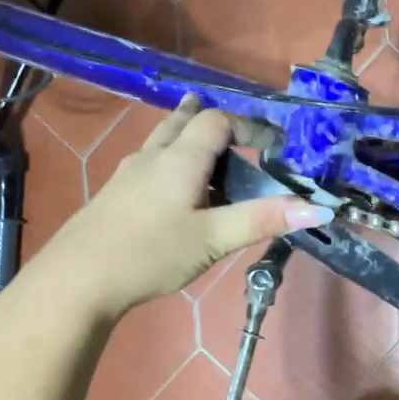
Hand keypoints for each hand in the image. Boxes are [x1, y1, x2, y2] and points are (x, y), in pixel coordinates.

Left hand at [21, 97, 331, 320]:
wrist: (78, 279)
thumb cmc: (151, 253)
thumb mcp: (215, 239)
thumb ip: (264, 220)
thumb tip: (320, 208)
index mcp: (181, 160)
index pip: (217, 121)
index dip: (248, 126)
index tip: (273, 144)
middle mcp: (153, 157)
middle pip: (183, 122)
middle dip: (211, 120)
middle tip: (235, 129)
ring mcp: (128, 174)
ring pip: (162, 141)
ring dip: (187, 137)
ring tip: (207, 149)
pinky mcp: (114, 195)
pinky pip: (149, 162)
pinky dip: (171, 161)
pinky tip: (174, 188)